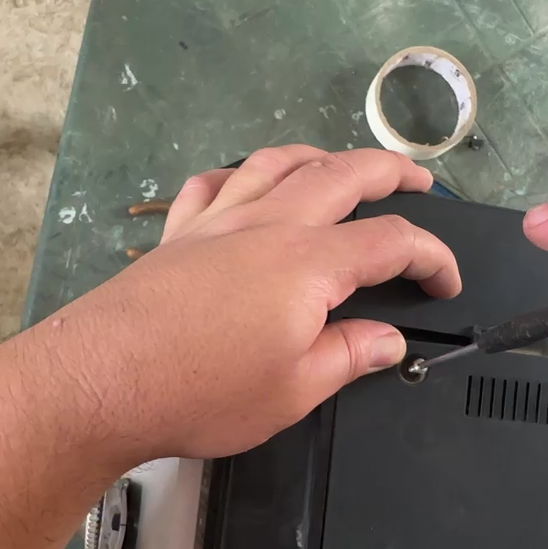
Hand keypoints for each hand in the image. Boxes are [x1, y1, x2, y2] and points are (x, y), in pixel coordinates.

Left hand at [26, 146, 460, 461]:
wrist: (101, 382)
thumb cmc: (202, 393)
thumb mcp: (293, 390)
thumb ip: (348, 356)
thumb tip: (387, 340)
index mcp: (308, 264)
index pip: (390, 242)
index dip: (431, 257)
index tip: (446, 281)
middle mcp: (267, 224)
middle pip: (342, 174)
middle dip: (390, 173)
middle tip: (417, 182)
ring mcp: (217, 221)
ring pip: (277, 163)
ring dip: (320, 156)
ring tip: (341, 166)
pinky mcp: (177, 233)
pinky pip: (212, 184)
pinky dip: (238, 176)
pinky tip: (243, 186)